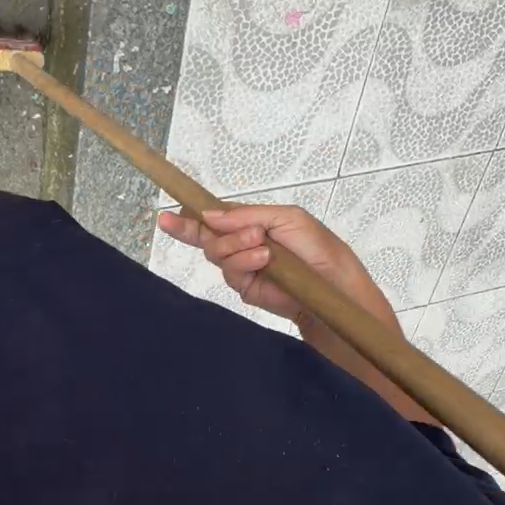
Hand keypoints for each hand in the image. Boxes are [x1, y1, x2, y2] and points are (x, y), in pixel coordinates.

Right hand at [159, 205, 429, 422]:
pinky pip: (230, 273)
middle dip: (215, 232)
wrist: (336, 289)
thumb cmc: (319, 249)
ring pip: (216, 254)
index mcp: (250, 225)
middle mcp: (241, 245)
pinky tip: (263, 261)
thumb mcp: (287, 218)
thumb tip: (208, 216)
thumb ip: (246, 214)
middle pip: (206, 236)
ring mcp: (242, 268)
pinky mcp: (245, 289)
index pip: (213, 218)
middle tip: (232, 230)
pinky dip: (244, 263)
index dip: (189, 218)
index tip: (168, 215)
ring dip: (236, 248)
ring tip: (262, 248)